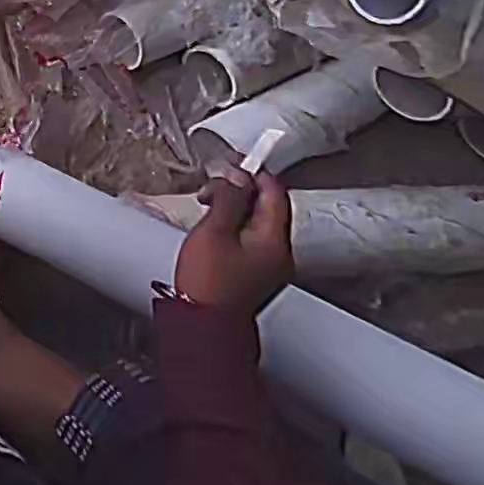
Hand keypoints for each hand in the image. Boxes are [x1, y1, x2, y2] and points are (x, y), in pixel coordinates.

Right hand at [172, 170, 293, 313]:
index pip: (275, 195)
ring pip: (257, 221)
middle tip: (212, 186)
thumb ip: (229, 199)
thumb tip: (238, 177)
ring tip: (206, 203)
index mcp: (275, 240)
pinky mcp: (255, 271)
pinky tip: (213, 223)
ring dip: (234, 206)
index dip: (255, 174)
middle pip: (267, 207)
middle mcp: (279, 252)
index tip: (233, 162)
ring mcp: (269, 264)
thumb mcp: (214, 230)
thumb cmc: (208, 278)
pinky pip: (250, 236)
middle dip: (240, 190)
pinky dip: (234, 223)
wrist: (203, 322)